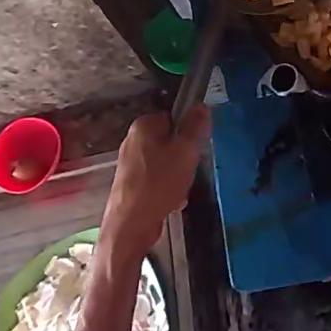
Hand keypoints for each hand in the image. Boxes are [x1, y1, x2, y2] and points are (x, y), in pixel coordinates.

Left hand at [101, 106, 210, 263]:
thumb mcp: (186, 151)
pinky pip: (156, 179)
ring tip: (181, 188)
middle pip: (169, 140)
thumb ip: (195, 128)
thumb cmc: (160, 183)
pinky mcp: (130, 183)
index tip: (195, 147)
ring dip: (177, 175)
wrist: (131, 224)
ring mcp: (129, 163)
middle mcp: (132, 140)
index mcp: (143, 125)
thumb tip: (200, 106)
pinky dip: (166, 188)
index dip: (187, 131)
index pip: (173, 116)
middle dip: (183, 156)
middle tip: (189, 169)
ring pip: (164, 162)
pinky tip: (172, 201)